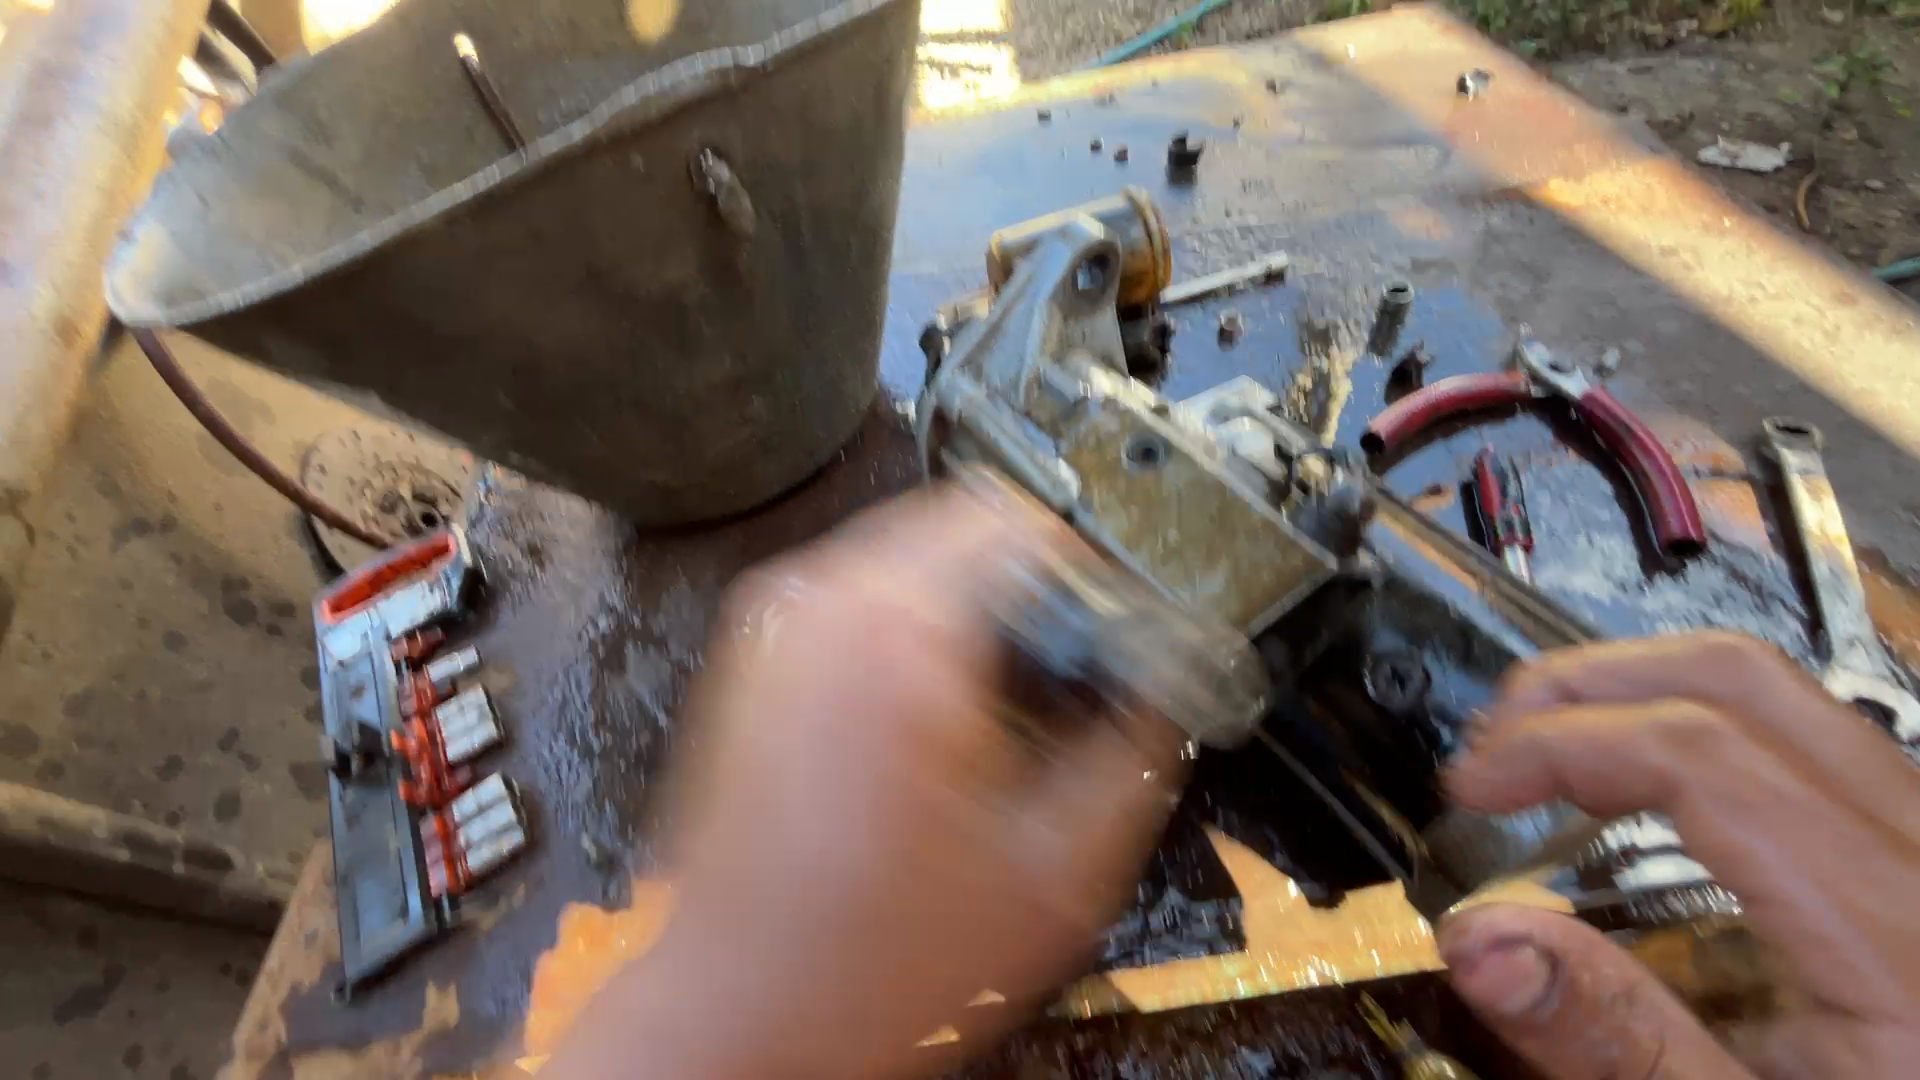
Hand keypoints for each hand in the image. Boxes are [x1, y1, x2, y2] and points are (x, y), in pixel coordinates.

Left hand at [549, 478, 1185, 1079]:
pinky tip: (935, 703)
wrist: (736, 1008)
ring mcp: (781, 618)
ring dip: (974, 602)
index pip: (1017, 518)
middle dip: (1029, 584)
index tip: (1104, 624)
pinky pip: (863, 591)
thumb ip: (1135, 747)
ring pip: (914, 550)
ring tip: (998, 694)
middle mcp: (825, 599)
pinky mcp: (762, 647)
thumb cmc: (877, 958)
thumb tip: (1161, 679)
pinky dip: (917, 621)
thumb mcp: (1058, 866)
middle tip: (1058, 667)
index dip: (1082, 565)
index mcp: (899, 629)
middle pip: (963, 522)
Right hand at [1438, 632, 1919, 1078]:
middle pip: (1733, 681)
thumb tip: (1473, 937)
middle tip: (1489, 748)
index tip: (1467, 790)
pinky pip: (1773, 728)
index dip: (1557, 745)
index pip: (1701, 757)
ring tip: (1530, 751)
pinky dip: (1660, 721)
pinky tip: (1607, 783)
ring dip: (1614, 694)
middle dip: (1575, 689)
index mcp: (1904, 933)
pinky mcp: (1897, 842)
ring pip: (1758, 687)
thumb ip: (1616, 1041)